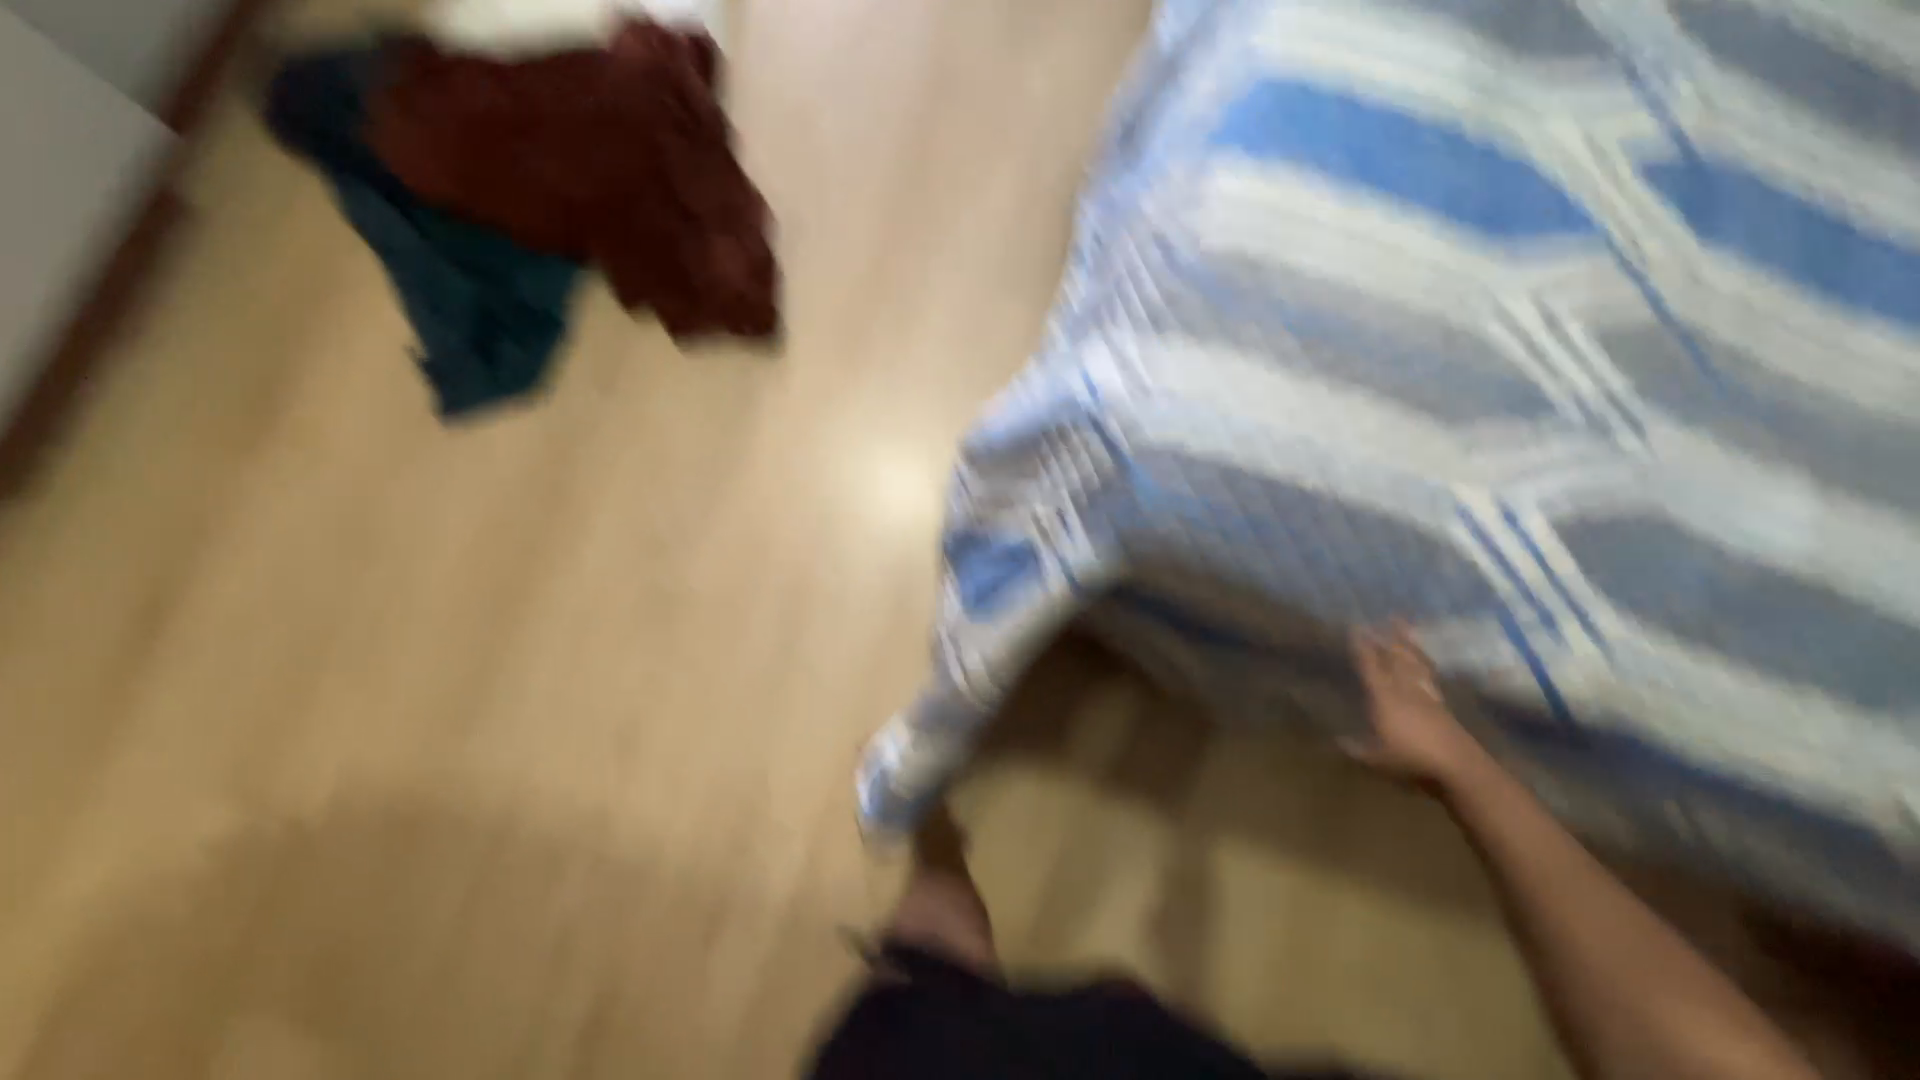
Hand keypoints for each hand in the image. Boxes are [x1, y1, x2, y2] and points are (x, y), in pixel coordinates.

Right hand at [1344, 621, 1484, 788]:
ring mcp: (1427, 696)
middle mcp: (1405, 690)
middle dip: (1390, 637)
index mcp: (1385, 698)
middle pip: (1397, 658)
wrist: (1459, 767)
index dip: (1363, 647)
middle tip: (1387, 616)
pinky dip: (1425, 665)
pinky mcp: (1443, 706)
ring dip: (1409, 644)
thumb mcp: (1375, 758)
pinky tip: (1424, 663)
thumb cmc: (1411, 759)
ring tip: (1406, 628)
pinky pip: (1430, 677)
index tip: (1357, 627)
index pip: (1370, 666)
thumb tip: (1336, 740)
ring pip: (1415, 663)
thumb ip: (1355, 748)